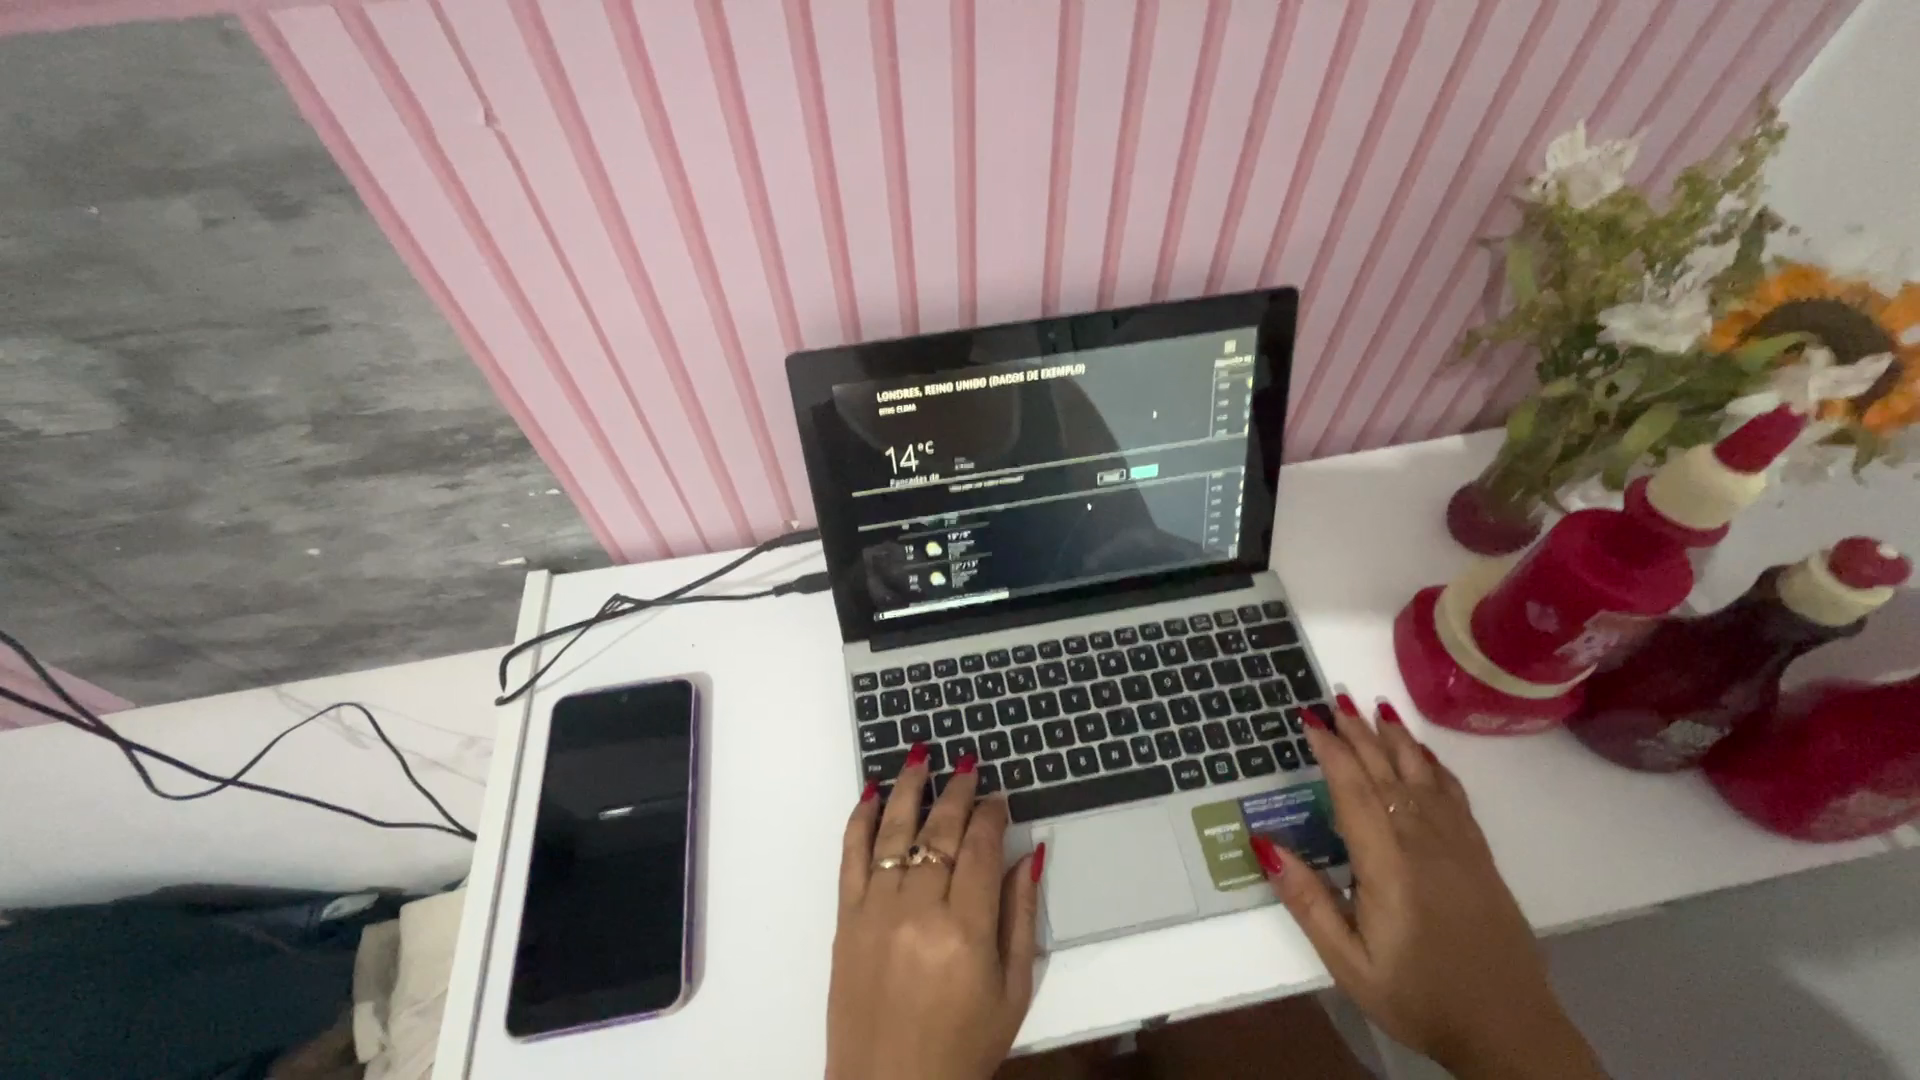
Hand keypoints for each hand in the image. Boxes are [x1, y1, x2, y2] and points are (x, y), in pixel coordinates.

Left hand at [825, 746, 1042, 1079]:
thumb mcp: (1013, 990)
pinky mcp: (846, 918)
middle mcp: (918, 910)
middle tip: (969, 763)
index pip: (982, 849)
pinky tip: (872, 793)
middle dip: (958, 792)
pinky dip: (861, 820)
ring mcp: (875, 910)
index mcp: (966, 929)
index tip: (1000, 795)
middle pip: (941, 832)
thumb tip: (1030, 853)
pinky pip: (851, 856)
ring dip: (909, 788)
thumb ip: (1020, 916)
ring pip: (894, 832)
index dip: (993, 815)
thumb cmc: (962, 1045)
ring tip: (921, 755)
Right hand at [1250, 696, 1604, 1079]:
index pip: (1353, 791)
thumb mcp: (1349, 962)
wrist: (1510, 1033)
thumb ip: (1308, 901)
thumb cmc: (1419, 998)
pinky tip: (1423, 754)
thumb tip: (1265, 844)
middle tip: (1335, 697)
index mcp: (1389, 865)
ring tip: (1376, 707)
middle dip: (1359, 732)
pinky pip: (1455, 797)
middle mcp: (1425, 843)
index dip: (1330, 750)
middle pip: (1387, 774)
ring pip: (1422, 777)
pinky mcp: (1479, 858)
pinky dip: (1435, 767)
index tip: (1308, 717)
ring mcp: (1458, 847)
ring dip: (1396, 739)